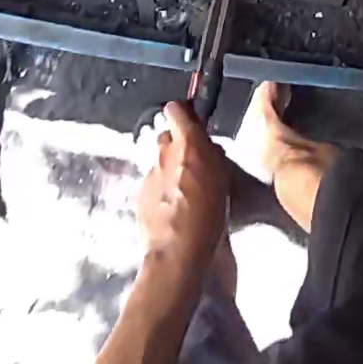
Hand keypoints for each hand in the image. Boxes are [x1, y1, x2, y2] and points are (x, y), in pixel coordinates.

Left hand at [137, 101, 229, 267]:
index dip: (182, 111)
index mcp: (188, 144)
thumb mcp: (223, 178)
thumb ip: (212, 156)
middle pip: (167, 136)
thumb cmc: (209, 214)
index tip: (189, 116)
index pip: (177, 110)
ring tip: (184, 186)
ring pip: (160, 160)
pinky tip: (173, 204)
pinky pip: (153, 181)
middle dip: (177, 143)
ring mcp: (149, 175)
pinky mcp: (140, 195)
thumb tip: (207, 148)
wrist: (178, 253)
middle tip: (193, 159)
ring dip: (170, 167)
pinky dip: (162, 187)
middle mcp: (165, 154)